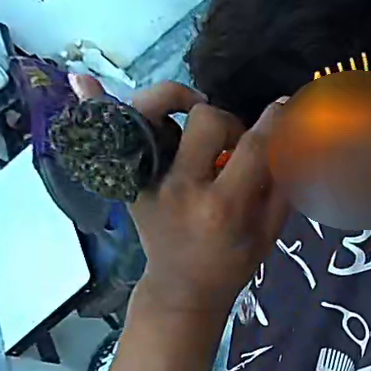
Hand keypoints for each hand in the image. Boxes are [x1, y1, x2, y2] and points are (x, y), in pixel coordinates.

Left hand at [87, 79, 288, 320]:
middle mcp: (181, 187)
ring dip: (176, 102)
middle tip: (232, 142)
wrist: (182, 290)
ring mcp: (147, 182)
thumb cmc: (232, 262)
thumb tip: (285, 137)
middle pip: (206, 120)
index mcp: (223, 205)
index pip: (251, 146)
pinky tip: (84, 80)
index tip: (282, 104)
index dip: (272, 119)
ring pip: (153, 114)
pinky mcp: (127, 181)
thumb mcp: (269, 231)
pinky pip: (107, 134)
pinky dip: (94, 106)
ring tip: (191, 111)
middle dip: (228, 121)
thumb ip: (279, 185)